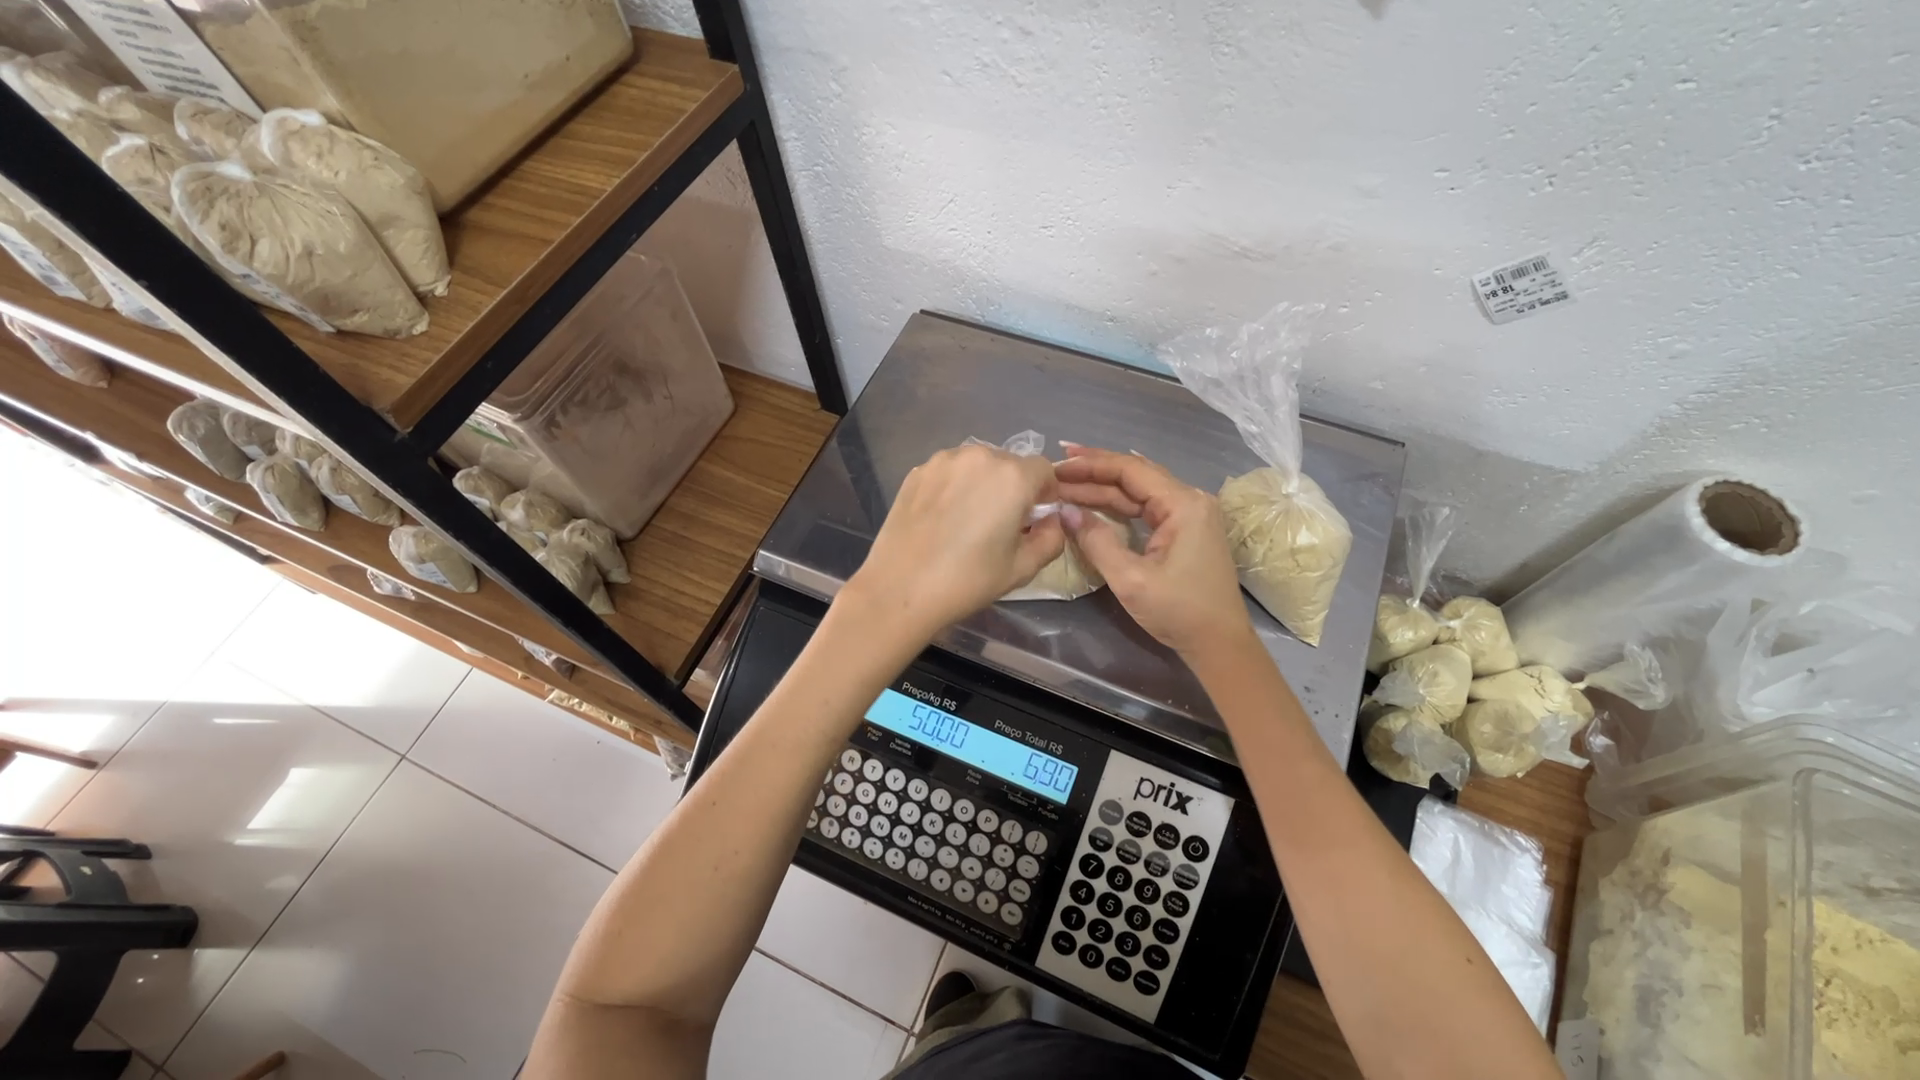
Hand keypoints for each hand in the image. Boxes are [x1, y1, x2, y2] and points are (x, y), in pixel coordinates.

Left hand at [843, 443, 1065, 638]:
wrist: (901, 588)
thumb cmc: (968, 580)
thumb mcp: (1023, 568)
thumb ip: (1051, 538)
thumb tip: (1051, 520)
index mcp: (1012, 477)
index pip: (1044, 470)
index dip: (1045, 494)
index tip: (1035, 519)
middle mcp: (979, 456)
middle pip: (1010, 464)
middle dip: (1014, 488)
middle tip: (1001, 524)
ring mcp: (943, 461)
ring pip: (977, 465)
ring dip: (983, 484)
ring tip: (969, 520)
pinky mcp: (917, 472)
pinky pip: (949, 472)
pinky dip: (955, 487)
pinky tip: (943, 519)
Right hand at [1054, 446, 1255, 657]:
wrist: (1219, 643)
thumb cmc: (1178, 611)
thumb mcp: (1130, 579)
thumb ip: (1096, 541)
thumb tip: (1065, 512)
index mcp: (1183, 504)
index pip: (1130, 470)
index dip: (1091, 464)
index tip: (1058, 462)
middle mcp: (1191, 500)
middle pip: (1135, 475)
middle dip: (1094, 471)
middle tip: (1055, 470)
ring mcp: (1191, 514)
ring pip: (1140, 491)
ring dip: (1104, 487)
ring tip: (1067, 482)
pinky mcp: (1187, 530)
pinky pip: (1148, 507)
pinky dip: (1119, 503)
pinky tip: (1097, 498)